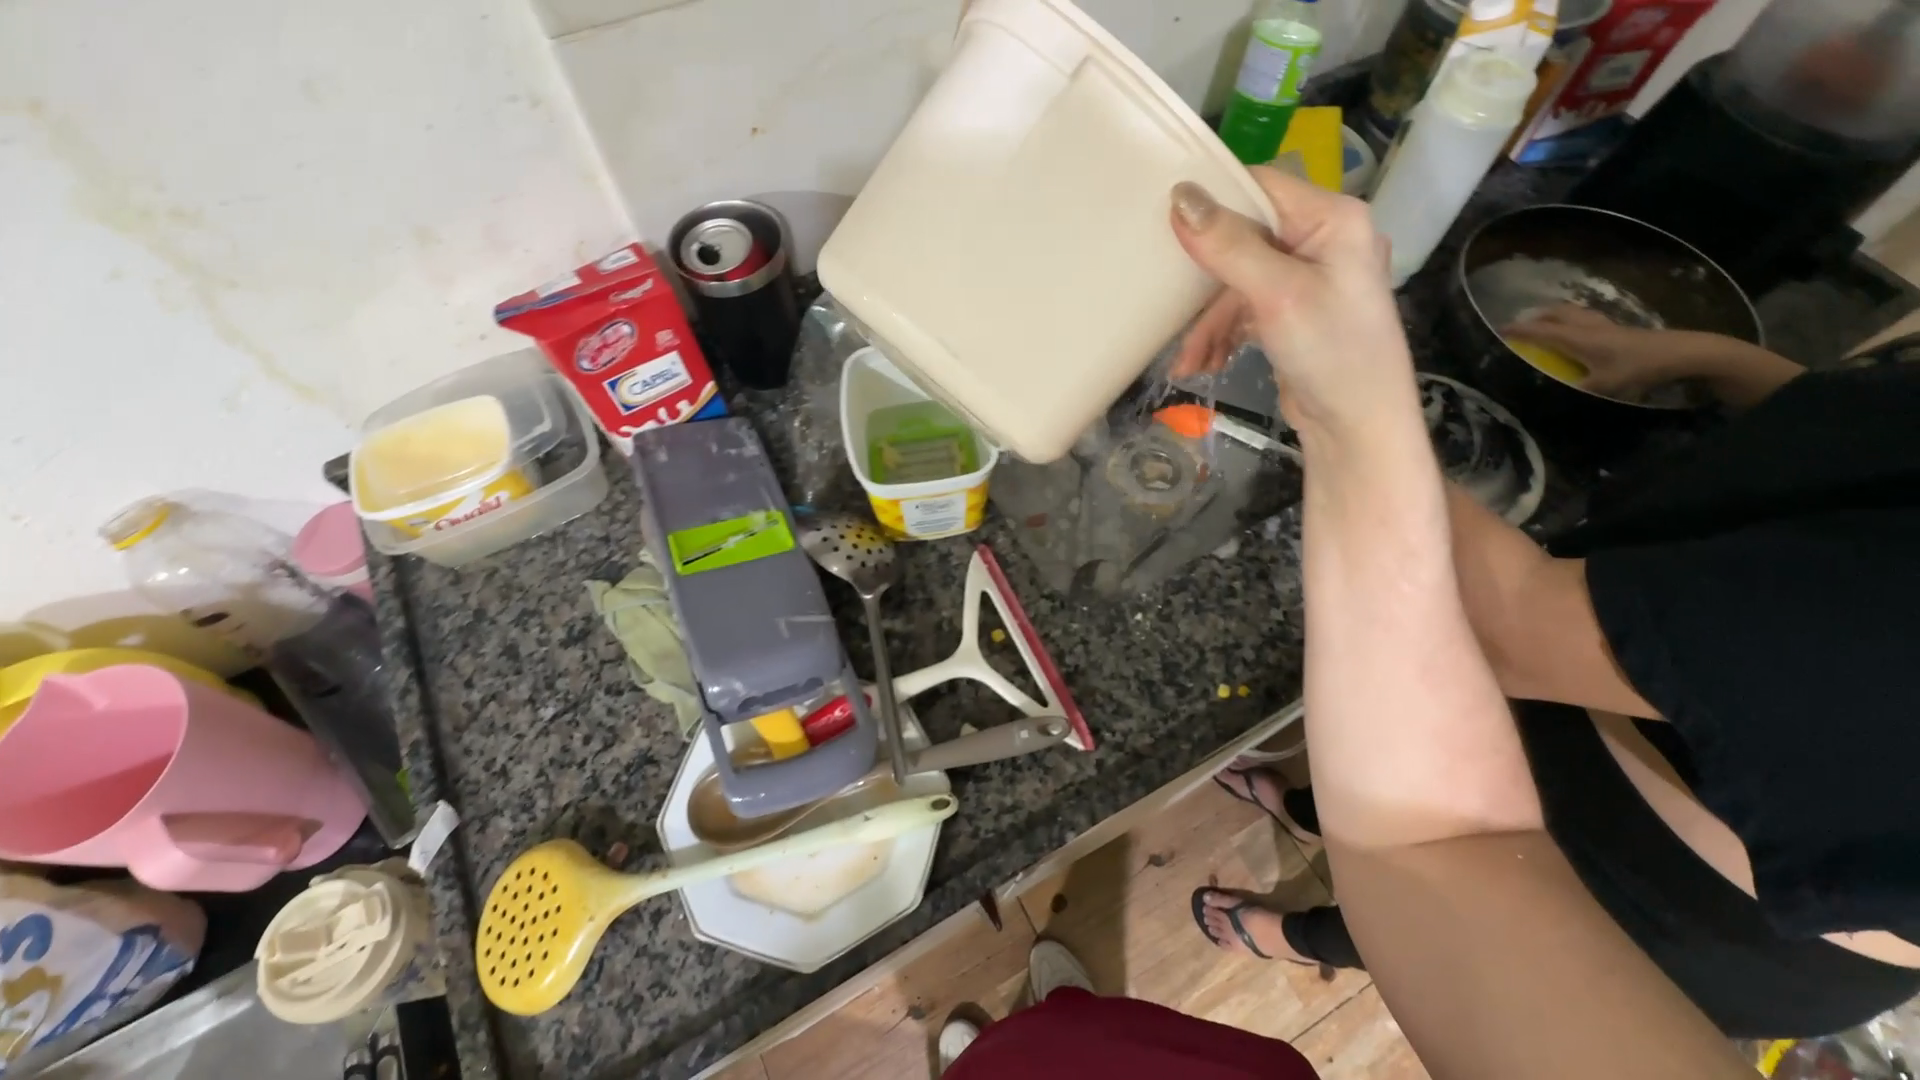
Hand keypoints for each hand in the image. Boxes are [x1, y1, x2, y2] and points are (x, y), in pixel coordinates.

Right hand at [1168, 167, 1411, 435]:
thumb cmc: (1330, 351)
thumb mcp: (1275, 294)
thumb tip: (1180, 196)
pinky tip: (1205, 364)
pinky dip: (1225, 335)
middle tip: (1166, 301)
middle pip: (1244, 239)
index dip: (1213, 203)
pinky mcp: (1298, 315)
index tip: (1163, 224)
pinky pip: (1249, 310)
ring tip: (1187, 361)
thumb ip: (1228, 245)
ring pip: (1240, 282)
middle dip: (1205, 283)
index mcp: (1332, 219)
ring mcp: (1312, 280)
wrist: (1360, 428)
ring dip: (1210, 322)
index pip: (1261, 188)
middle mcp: (1324, 241)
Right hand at [1501, 305, 1693, 400]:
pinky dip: (1573, 319)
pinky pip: (1587, 318)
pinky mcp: (1619, 329)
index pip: (1541, 331)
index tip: (1499, 330)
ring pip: (1574, 312)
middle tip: (1522, 323)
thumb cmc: (1639, 367)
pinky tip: (1577, 329)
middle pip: (1557, 313)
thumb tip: (1551, 396)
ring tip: (1545, 321)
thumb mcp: (1602, 386)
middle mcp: (1588, 327)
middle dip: (1536, 316)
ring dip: (1555, 314)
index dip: (1519, 330)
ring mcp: (1606, 326)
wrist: (1684, 353)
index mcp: (1578, 339)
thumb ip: (1575, 390)